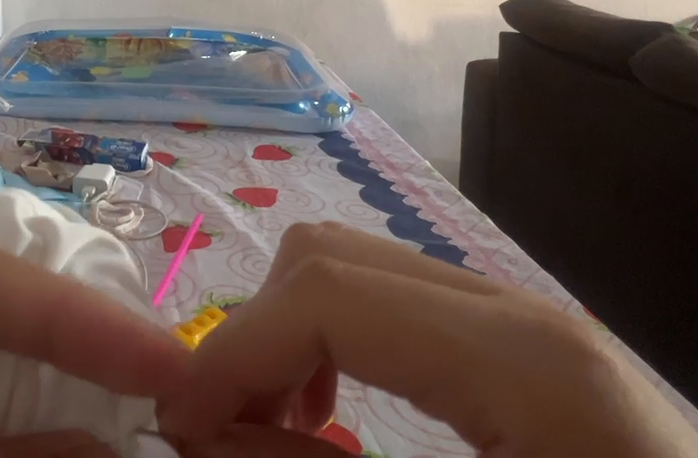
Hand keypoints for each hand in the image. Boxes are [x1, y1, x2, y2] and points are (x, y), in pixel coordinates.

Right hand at [155, 223, 697, 457]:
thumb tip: (210, 438)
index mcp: (518, 359)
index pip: (328, 296)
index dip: (233, 350)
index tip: (178, 423)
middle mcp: (514, 307)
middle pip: (328, 258)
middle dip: (251, 335)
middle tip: (217, 426)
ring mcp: (518, 316)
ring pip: (351, 266)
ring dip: (285, 334)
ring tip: (265, 422)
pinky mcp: (517, 341)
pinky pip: (389, 301)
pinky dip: (330, 342)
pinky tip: (329, 411)